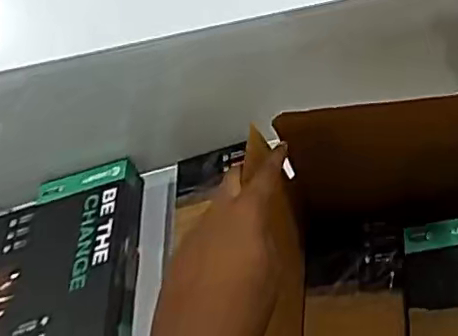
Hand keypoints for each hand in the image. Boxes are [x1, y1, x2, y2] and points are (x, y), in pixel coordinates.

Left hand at [153, 142, 290, 335]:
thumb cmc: (243, 309)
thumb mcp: (272, 272)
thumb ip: (267, 239)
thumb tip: (261, 230)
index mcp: (247, 212)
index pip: (264, 174)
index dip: (274, 158)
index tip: (280, 147)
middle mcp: (218, 215)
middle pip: (231, 178)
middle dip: (245, 176)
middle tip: (259, 184)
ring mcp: (193, 235)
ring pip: (215, 207)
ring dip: (229, 210)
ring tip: (241, 233)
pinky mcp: (177, 259)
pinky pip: (200, 234)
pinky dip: (213, 237)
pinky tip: (219, 260)